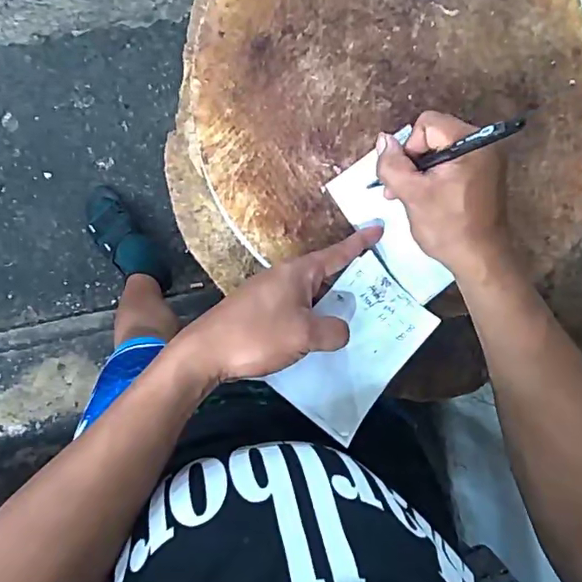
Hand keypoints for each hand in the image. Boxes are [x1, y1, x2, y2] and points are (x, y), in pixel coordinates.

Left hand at [167, 225, 382, 382]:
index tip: (377, 228)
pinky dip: (314, 314)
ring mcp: (269, 293)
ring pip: (311, 293)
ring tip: (353, 312)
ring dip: (331, 300)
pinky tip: (319, 331)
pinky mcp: (260, 312)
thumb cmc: (256, 335)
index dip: (359, 242)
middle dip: (350, 277)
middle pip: (325, 273)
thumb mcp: (305, 334)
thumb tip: (340, 329)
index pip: (336, 253)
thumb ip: (333, 330)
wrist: (204, 353)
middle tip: (376, 284)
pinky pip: (298, 307)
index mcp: (298, 273)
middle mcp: (284, 277)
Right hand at [374, 110, 511, 280]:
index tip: (407, 178)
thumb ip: (393, 164)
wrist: (481, 260)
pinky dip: (437, 178)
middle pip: (434, 136)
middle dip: (413, 161)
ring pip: (441, 152)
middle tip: (401, 191)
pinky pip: (453, 166)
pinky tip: (429, 200)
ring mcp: (488, 161)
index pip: (427, 124)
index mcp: (473, 142)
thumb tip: (383, 140)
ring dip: (422, 172)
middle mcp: (485, 145)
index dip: (409, 148)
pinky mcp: (485, 177)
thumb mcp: (412, 194)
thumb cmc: (448, 227)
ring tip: (412, 198)